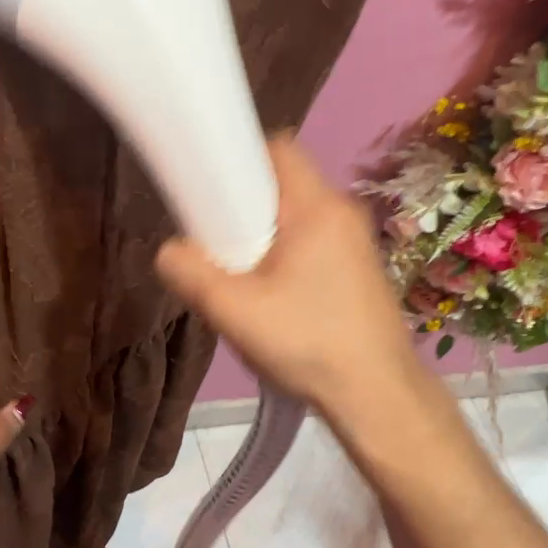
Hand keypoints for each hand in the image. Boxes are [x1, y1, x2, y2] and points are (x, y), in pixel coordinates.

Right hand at [155, 134, 430, 422]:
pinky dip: (282, 259)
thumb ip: (190, 272)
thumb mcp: (233, 310)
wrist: (378, 398)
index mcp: (316, 208)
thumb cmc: (307, 342)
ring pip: (292, 219)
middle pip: (279, 187)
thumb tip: (169, 250)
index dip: (239, 160)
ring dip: (260, 240)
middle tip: (217, 246)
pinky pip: (308, 244)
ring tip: (240, 281)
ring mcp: (354, 243)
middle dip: (241, 209)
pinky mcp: (357, 271)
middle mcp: (341, 214)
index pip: (277, 149)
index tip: (210, 193)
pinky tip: (269, 301)